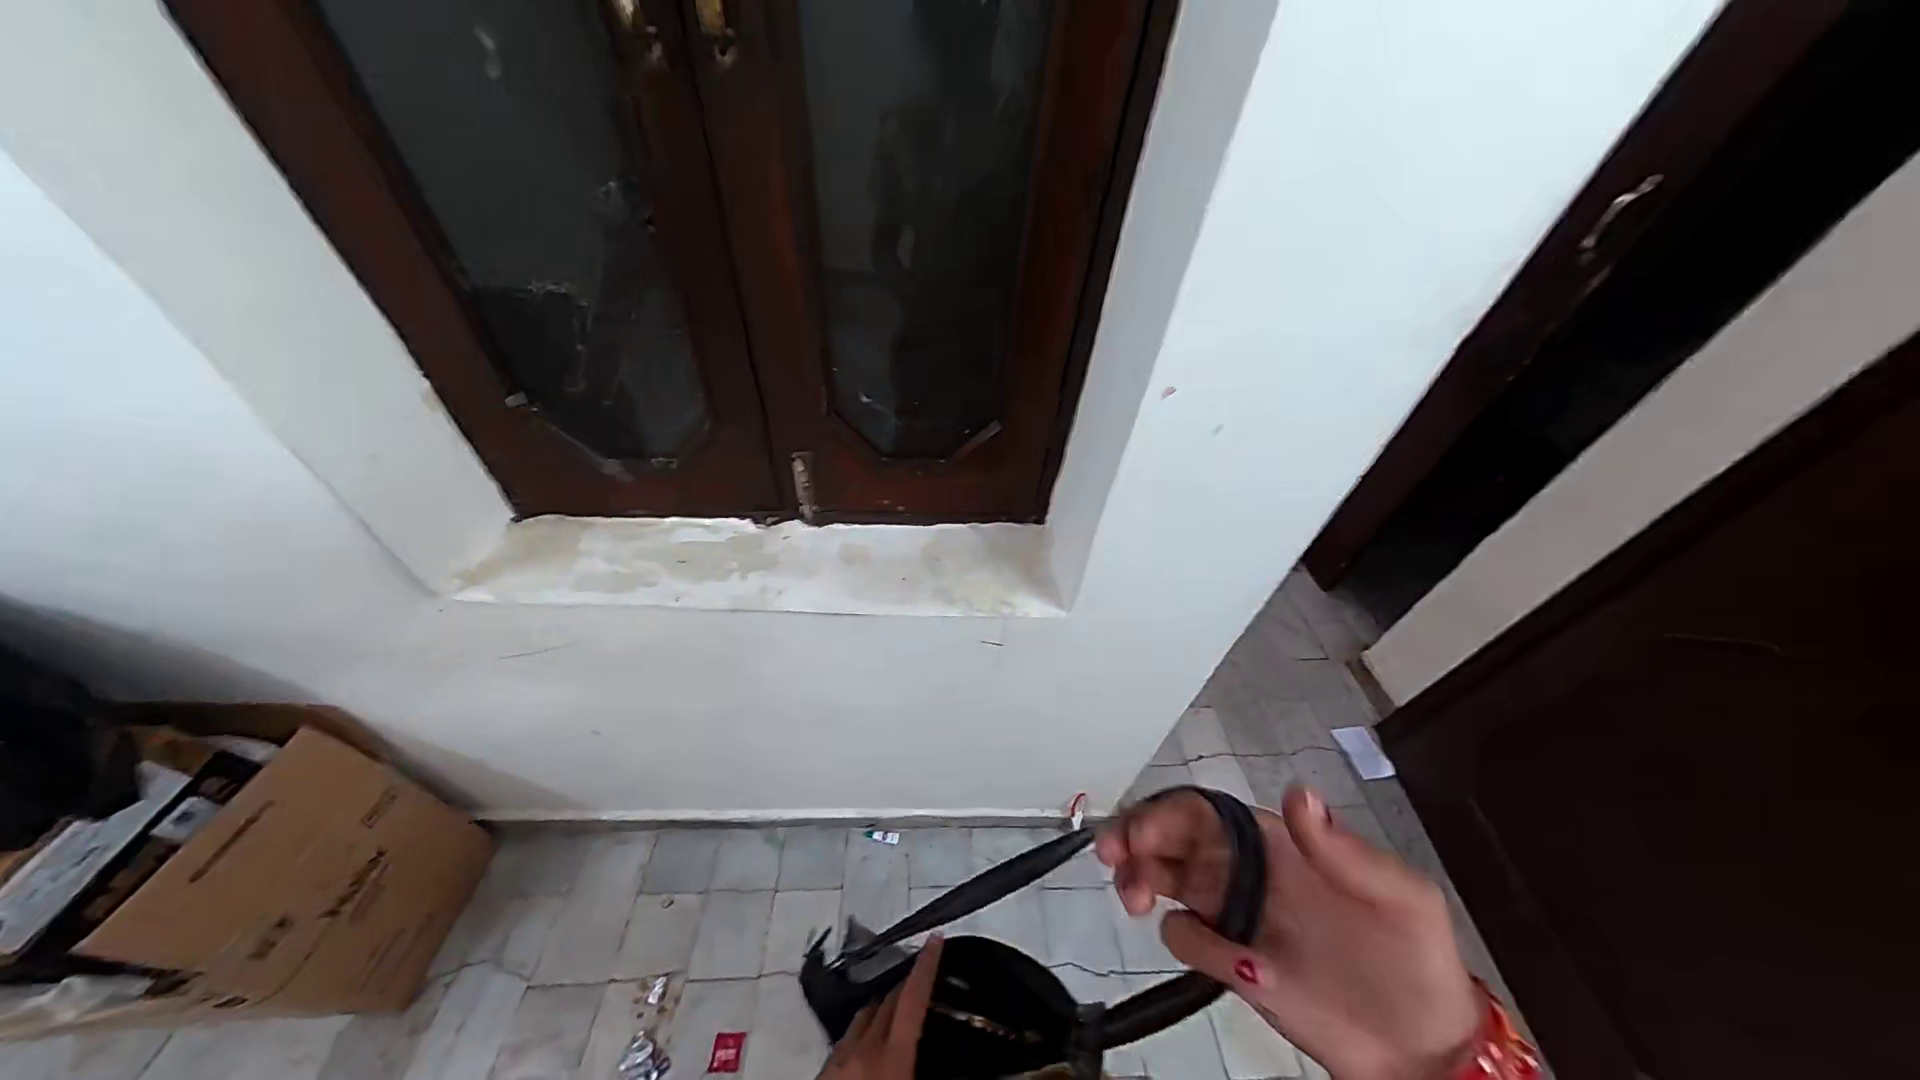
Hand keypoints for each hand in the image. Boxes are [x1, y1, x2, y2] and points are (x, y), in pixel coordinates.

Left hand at [815, 935, 944, 1079]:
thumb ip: (925, 1063)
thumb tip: (937, 1043)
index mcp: (892, 1056)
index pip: (913, 998)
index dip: (926, 965)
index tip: (935, 938)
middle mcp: (864, 1048)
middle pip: (888, 1002)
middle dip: (906, 984)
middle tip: (923, 977)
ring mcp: (839, 1057)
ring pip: (863, 1015)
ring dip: (881, 1006)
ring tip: (897, 1006)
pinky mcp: (823, 1069)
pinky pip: (846, 1037)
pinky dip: (861, 1030)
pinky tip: (868, 1041)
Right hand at [1097, 787, 1479, 1079]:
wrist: (1422, 1049)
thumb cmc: (1413, 958)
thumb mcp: (1398, 896)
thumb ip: (1343, 849)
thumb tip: (1297, 793)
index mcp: (1273, 843)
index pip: (1204, 811)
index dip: (1166, 813)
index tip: (1141, 832)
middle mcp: (1242, 870)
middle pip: (1170, 838)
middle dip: (1134, 837)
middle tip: (1115, 856)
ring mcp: (1232, 915)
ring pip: (1162, 879)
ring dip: (1137, 878)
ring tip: (1132, 898)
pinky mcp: (1230, 961)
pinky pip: (1187, 938)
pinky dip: (1190, 942)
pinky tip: (1224, 959)